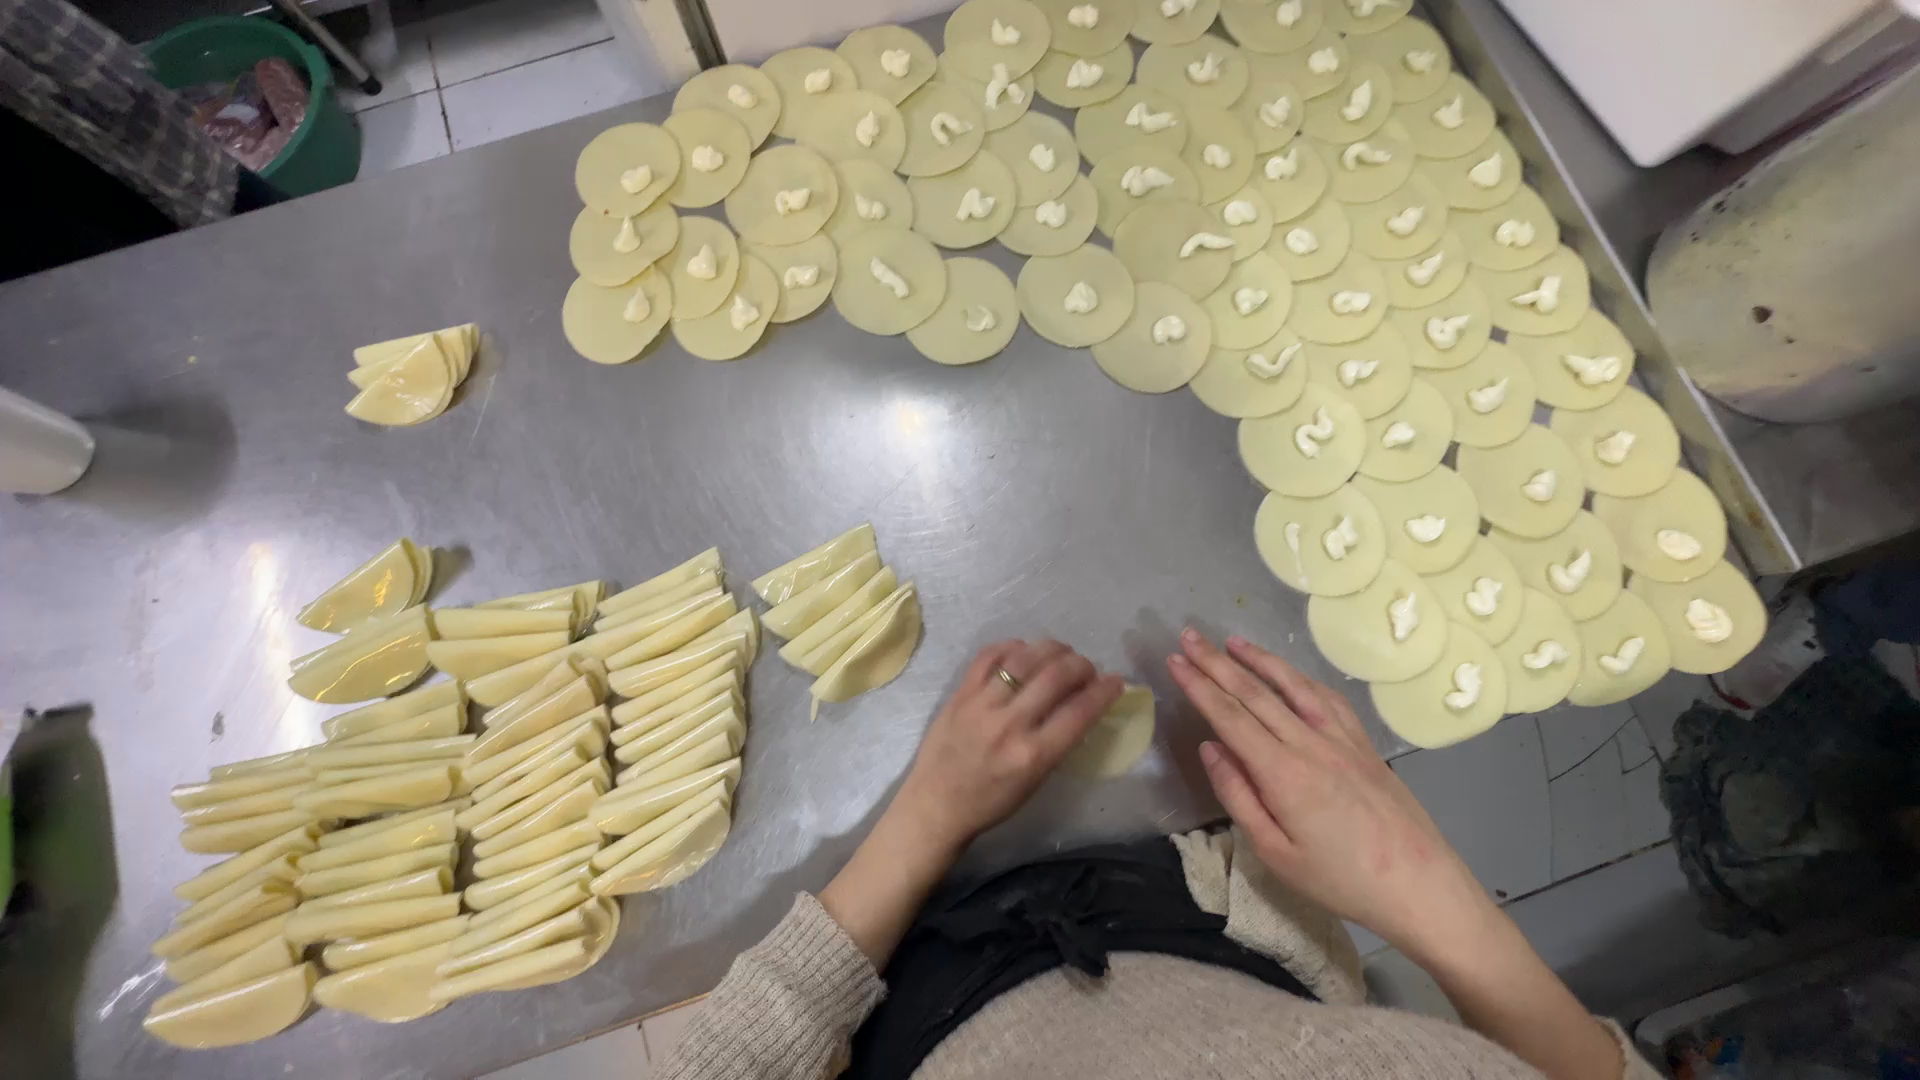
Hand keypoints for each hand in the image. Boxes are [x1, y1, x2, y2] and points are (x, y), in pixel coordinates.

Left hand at [891, 639, 1125, 853]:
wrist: (936, 804)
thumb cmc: (991, 802)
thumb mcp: (1036, 781)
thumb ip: (1058, 742)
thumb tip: (1082, 703)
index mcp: (1033, 755)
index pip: (1080, 712)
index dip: (1105, 691)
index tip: (1116, 681)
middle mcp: (1009, 725)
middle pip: (1056, 677)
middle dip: (1081, 665)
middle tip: (1087, 667)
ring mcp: (981, 705)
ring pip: (1024, 659)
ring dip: (1051, 649)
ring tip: (1061, 651)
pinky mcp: (960, 693)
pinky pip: (989, 656)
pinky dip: (1011, 647)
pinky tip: (1024, 650)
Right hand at [1166, 629, 1497, 962]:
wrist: (1423, 888)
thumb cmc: (1341, 880)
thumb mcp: (1275, 854)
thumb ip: (1238, 797)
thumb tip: (1210, 749)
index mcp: (1283, 773)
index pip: (1230, 716)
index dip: (1198, 685)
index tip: (1174, 660)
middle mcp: (1310, 744)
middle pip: (1255, 692)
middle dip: (1216, 662)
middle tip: (1189, 636)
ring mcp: (1341, 739)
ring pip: (1293, 686)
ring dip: (1259, 659)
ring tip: (1231, 641)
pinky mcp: (1364, 744)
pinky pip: (1328, 698)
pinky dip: (1301, 678)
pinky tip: (1289, 673)